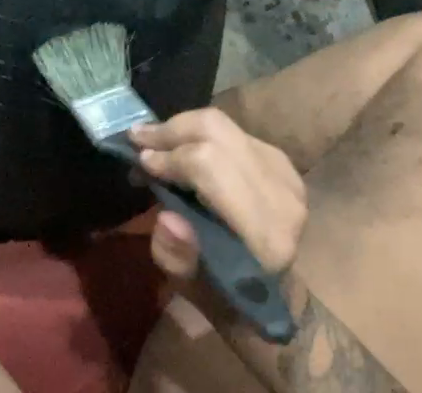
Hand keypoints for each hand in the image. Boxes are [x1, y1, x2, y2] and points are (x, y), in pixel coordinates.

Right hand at [131, 108, 307, 279]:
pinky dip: (198, 133)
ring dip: (181, 127)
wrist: (281, 295)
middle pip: (215, 135)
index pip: (210, 167)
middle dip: (169, 132)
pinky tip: (179, 145)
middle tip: (136, 139)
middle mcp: (282, 196)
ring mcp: (285, 174)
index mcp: (264, 233)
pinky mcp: (281, 161)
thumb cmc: (228, 295)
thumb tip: (168, 218)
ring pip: (222, 125)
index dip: (170, 158)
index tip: (139, 162)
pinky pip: (231, 130)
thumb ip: (177, 257)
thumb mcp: (190, 289)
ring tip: (152, 137)